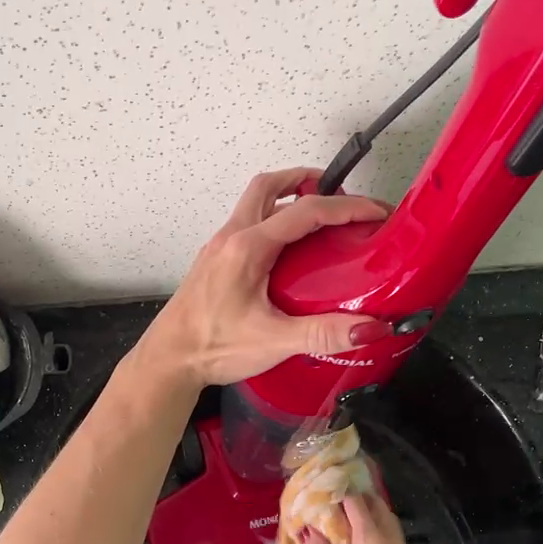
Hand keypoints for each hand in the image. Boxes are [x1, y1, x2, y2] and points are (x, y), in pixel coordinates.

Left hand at [135, 168, 390, 388]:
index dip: (346, 207)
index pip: (305, 211)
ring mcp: (218, 250)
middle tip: (338, 193)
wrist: (168, 362)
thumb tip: (369, 328)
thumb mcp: (274, 342)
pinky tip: (288, 253)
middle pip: (268, 186)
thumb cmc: (210, 348)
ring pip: (253, 204)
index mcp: (247, 248)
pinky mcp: (214, 264)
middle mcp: (230, 239)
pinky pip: (245, 227)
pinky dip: (271, 223)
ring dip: (285, 199)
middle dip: (306, 180)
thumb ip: (323, 333)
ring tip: (317, 217)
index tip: (375, 212)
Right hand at [299, 493, 431, 543]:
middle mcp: (388, 537)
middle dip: (362, 497)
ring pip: (390, 519)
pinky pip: (394, 534)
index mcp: (369, 537)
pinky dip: (383, 527)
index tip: (331, 490)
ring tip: (358, 517)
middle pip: (378, 505)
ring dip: (375, 511)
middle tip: (345, 499)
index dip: (343, 493)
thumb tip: (310, 533)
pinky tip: (372, 542)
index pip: (357, 503)